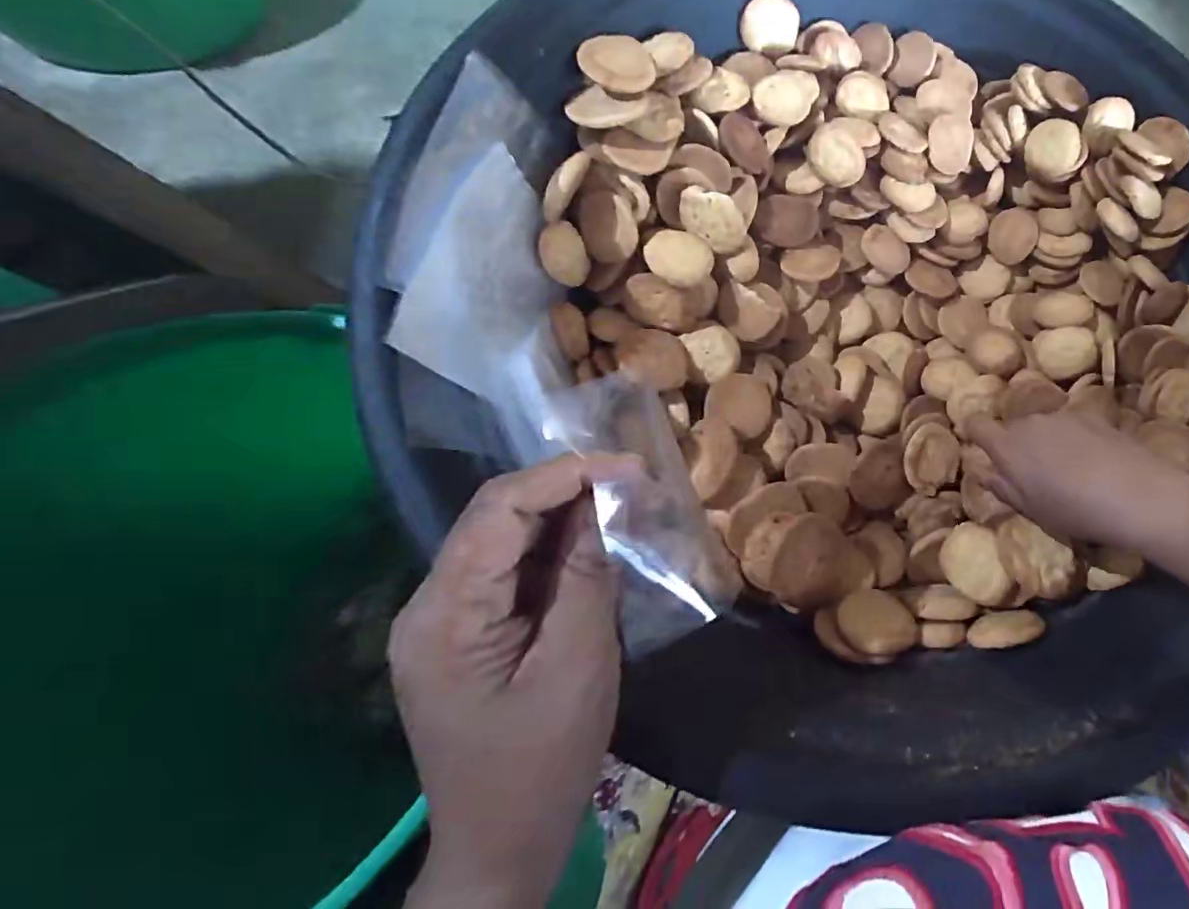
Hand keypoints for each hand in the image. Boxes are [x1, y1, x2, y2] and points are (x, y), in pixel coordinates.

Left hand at [388, 452, 642, 908]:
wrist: (502, 840)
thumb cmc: (543, 759)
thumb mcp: (578, 663)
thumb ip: (588, 576)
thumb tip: (608, 504)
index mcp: (446, 614)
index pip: (498, 510)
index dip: (566, 475)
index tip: (632, 467)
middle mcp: (432, 604)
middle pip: (496, 516)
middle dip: (569, 486)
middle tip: (637, 480)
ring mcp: (446, 618)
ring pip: (506, 536)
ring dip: (567, 513)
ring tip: (626, 501)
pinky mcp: (470, 630)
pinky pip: (514, 567)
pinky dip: (559, 545)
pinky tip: (598, 541)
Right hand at [964, 411, 1188, 551]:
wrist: (1136, 495)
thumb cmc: (1075, 511)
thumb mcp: (1033, 510)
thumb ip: (1004, 488)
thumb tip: (987, 473)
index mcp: (1008, 447)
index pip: (977, 424)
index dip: (976, 432)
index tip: (984, 448)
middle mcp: (1030, 422)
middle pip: (1013, 427)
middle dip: (1018, 445)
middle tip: (1036, 475)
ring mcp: (1062, 415)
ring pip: (1043, 425)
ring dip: (1047, 441)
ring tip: (1071, 470)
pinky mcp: (1092, 414)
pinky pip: (1071, 424)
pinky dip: (1074, 438)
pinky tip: (1095, 461)